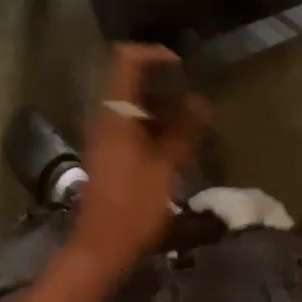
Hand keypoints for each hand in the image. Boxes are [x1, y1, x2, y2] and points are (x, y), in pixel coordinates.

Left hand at [72, 44, 211, 271]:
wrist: (100, 247)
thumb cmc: (134, 205)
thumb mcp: (167, 166)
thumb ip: (185, 129)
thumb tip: (201, 100)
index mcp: (115, 111)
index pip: (127, 59)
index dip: (154, 53)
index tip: (182, 64)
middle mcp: (104, 115)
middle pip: (129, 78)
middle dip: (162, 80)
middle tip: (192, 91)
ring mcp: (102, 133)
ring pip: (130, 101)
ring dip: (158, 102)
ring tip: (189, 116)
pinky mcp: (105, 151)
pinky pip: (128, 121)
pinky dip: (150, 121)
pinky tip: (174, 140)